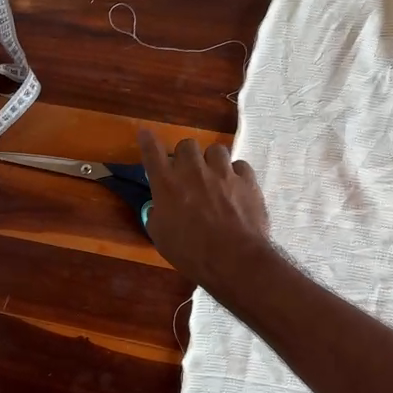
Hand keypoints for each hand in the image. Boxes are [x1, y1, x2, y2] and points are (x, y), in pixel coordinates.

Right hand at [137, 129, 277, 293]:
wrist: (233, 258)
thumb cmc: (189, 252)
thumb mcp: (160, 237)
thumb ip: (157, 215)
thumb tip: (159, 206)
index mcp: (167, 186)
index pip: (152, 154)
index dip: (147, 141)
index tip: (145, 133)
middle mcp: (193, 172)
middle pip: (187, 144)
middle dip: (186, 155)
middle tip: (188, 171)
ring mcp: (222, 174)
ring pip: (216, 149)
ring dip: (212, 161)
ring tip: (214, 176)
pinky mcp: (247, 181)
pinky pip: (240, 165)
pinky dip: (236, 174)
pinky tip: (235, 187)